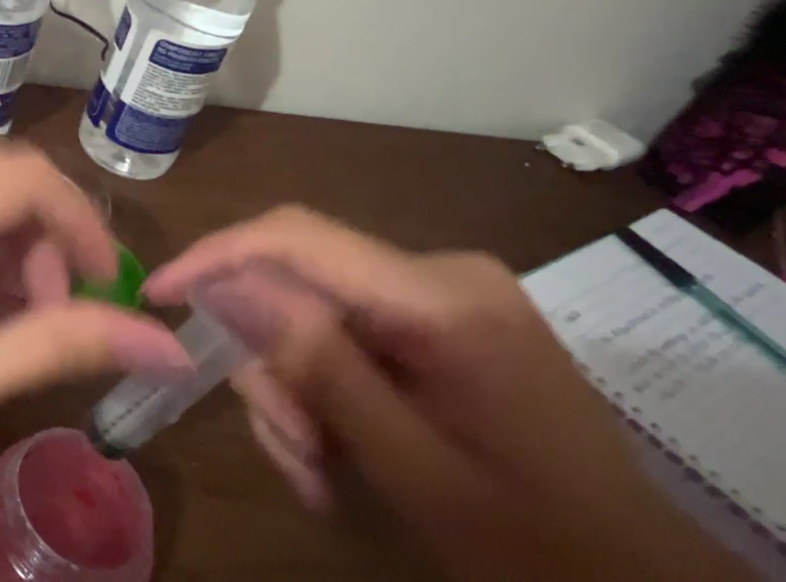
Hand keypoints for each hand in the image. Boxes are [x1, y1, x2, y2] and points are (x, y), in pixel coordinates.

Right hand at [144, 207, 752, 581]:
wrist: (632, 578)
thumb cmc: (529, 535)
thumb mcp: (409, 464)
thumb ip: (318, 365)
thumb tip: (224, 284)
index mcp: (443, 297)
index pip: (296, 237)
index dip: (214, 256)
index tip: (152, 294)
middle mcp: (438, 273)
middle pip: (297, 286)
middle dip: (275, 368)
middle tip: (289, 449)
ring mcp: (439, 295)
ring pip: (309, 317)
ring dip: (295, 394)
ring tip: (316, 470)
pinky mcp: (434, 319)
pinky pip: (340, 334)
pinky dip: (322, 392)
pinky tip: (336, 453)